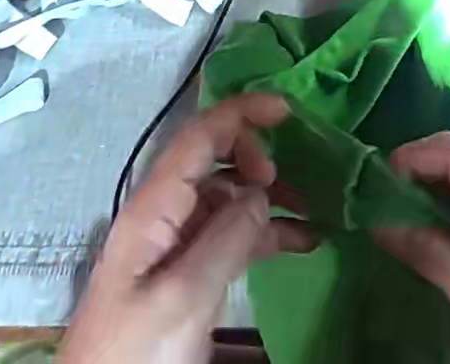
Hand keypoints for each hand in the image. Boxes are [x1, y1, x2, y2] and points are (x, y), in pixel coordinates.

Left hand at [62, 93, 315, 363]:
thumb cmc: (137, 356)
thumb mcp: (184, 298)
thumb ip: (226, 238)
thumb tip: (262, 194)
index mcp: (155, 206)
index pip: (200, 135)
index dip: (242, 112)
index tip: (288, 110)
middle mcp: (165, 213)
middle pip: (215, 159)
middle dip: (257, 155)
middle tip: (290, 180)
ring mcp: (176, 244)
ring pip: (228, 196)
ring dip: (269, 196)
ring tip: (312, 206)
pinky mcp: (187, 273)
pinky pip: (230, 235)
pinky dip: (265, 232)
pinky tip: (302, 241)